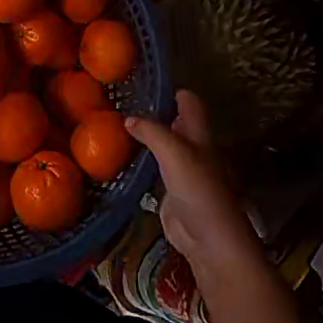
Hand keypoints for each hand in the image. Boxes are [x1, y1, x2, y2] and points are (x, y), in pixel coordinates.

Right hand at [126, 90, 261, 269]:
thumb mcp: (173, 151)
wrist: (208, 237)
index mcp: (199, 132)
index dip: (170, 91)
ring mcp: (181, 168)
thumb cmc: (197, 187)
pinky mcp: (170, 189)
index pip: (188, 101)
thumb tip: (128, 118)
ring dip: (144, 136)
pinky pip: (153, 167)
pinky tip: (121, 156)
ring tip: (114, 125)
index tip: (143, 85)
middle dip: (152, 112)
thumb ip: (150, 131)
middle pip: (174, 120)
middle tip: (121, 104)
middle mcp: (192, 146)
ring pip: (162, 143)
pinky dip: (140, 160)